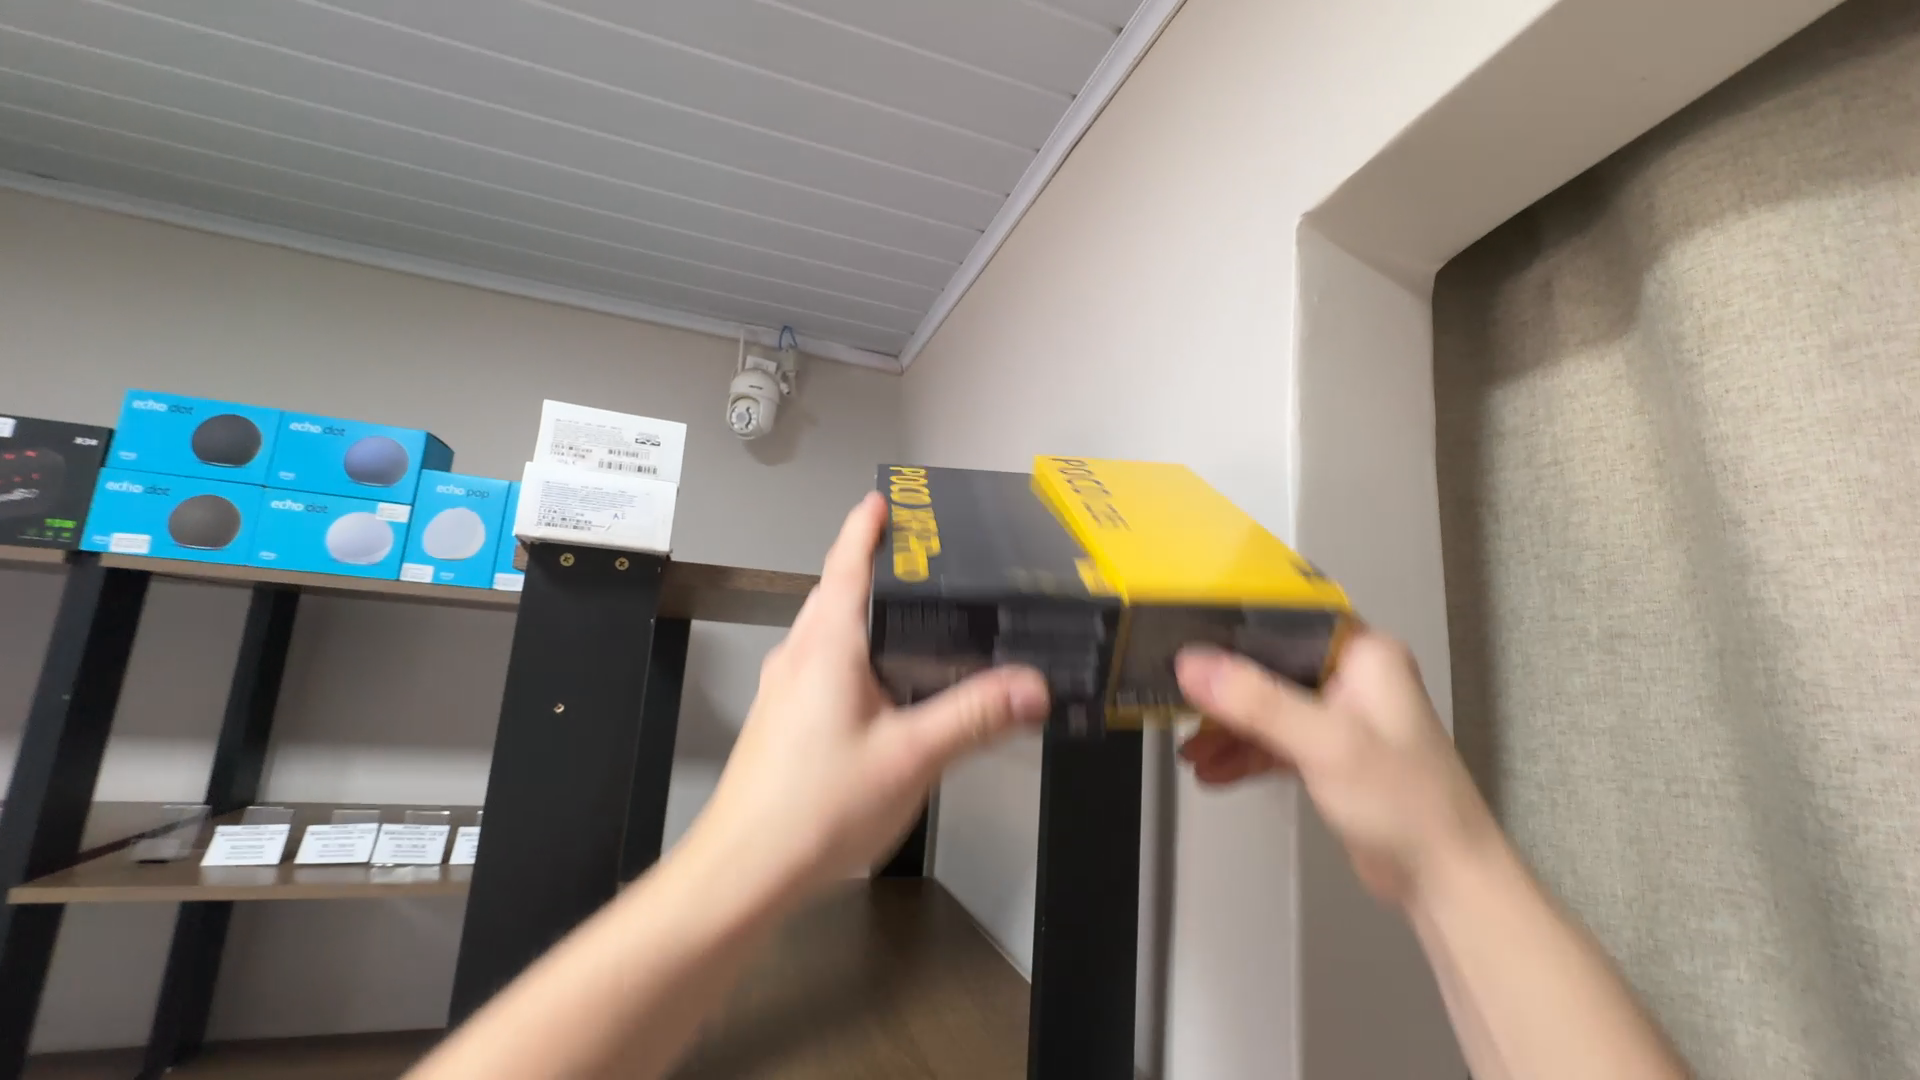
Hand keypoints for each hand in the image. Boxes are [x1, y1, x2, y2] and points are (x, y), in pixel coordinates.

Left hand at [688, 493, 1049, 898]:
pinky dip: (854, 655)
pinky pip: (822, 667)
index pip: (845, 566)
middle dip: (871, 569)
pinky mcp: (782, 722)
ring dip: (861, 614)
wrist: (743, 872)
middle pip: (834, 595)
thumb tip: (1034, 686)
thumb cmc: (819, 805)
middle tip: (920, 560)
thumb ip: (975, 716)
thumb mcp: (911, 758)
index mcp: (825, 646)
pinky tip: (883, 690)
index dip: (864, 529)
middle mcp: (797, 657)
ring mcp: (783, 690)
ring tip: (911, 619)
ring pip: (827, 634)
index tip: (882, 500)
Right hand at [1175, 632, 1497, 906]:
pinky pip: (1273, 741)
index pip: (1286, 623)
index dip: (1234, 629)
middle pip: (1268, 668)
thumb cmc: (1400, 800)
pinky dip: (1244, 755)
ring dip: (1228, 730)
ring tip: (1190, 755)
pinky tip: (1213, 773)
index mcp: (1363, 654)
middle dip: (1222, 694)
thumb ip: (1255, 701)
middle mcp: (1350, 677)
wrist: (1444, 881)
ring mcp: (1339, 718)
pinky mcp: (1328, 755)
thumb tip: (1189, 664)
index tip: (1183, 640)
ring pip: (1266, 708)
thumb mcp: (1324, 742)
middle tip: (1177, 707)